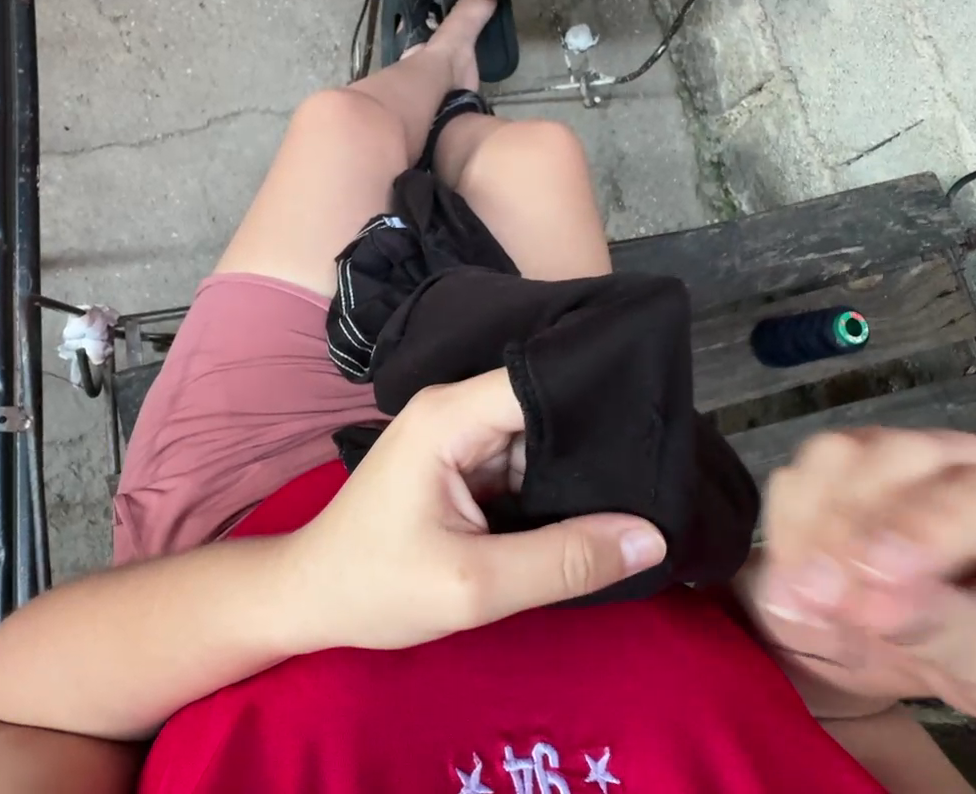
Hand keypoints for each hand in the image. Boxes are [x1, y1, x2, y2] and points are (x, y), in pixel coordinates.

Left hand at [283, 368, 666, 650]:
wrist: (311, 597)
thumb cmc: (375, 586)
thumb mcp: (474, 587)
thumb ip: (563, 561)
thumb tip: (650, 536)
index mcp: (448, 416)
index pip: (537, 377)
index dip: (596, 389)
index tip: (659, 409)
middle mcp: (453, 410)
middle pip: (542, 404)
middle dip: (596, 434)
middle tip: (663, 464)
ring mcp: (456, 436)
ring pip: (537, 437)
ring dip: (578, 465)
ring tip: (643, 489)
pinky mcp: (460, 464)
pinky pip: (521, 463)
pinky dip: (552, 485)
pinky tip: (595, 506)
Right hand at [750, 427, 975, 723]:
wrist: (920, 642)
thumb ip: (953, 638)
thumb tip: (878, 601)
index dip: (932, 529)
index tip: (875, 572)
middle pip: (910, 459)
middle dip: (854, 525)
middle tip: (819, 593)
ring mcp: (912, 449)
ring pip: (845, 454)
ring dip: (812, 523)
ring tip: (807, 595)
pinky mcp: (849, 454)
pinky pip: (803, 470)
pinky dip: (788, 523)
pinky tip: (798, 576)